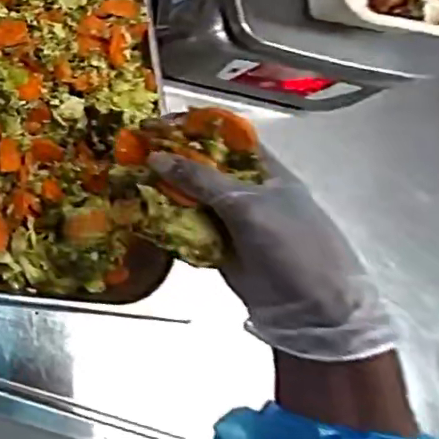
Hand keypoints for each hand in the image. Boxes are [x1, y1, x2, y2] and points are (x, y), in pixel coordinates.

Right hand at [148, 149, 395, 362]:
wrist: (313, 313)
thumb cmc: (293, 247)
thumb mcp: (248, 206)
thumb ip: (200, 179)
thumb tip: (153, 156)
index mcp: (262, 171)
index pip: (222, 136)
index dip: (189, 127)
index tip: (153, 124)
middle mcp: (243, 188)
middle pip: (198, 163)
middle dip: (165, 156)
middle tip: (129, 151)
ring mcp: (227, 215)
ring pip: (185, 191)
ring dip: (158, 185)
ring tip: (126, 177)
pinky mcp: (212, 239)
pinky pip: (180, 220)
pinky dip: (160, 214)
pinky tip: (137, 207)